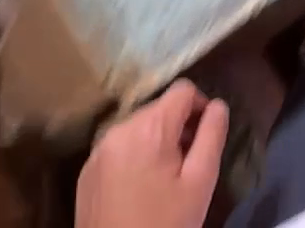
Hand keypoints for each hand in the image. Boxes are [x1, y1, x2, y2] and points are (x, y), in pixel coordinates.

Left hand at [77, 80, 228, 227]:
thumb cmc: (165, 224)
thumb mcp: (201, 182)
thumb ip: (212, 135)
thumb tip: (218, 105)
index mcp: (150, 127)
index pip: (183, 90)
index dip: (201, 107)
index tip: (205, 137)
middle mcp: (120, 129)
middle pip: (160, 108)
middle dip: (178, 127)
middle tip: (187, 163)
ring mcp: (98, 150)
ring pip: (139, 126)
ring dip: (156, 141)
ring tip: (164, 178)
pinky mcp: (86, 171)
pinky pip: (119, 147)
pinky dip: (134, 155)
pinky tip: (140, 188)